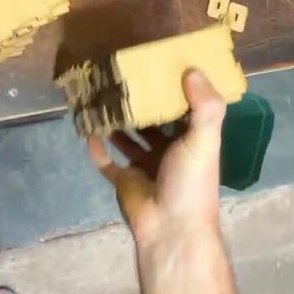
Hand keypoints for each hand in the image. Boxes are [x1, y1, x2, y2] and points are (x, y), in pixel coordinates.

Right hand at [88, 69, 224, 247]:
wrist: (171, 229)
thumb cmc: (191, 182)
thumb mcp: (205, 140)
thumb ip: (205, 106)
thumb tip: (192, 69)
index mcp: (191, 141)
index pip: (183, 109)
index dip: (173, 89)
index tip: (159, 65)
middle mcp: (168, 151)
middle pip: (151, 122)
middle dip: (139, 103)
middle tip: (122, 76)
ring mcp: (144, 166)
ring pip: (126, 138)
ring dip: (116, 121)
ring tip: (100, 97)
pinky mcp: (123, 180)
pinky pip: (106, 161)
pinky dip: (97, 147)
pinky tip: (87, 129)